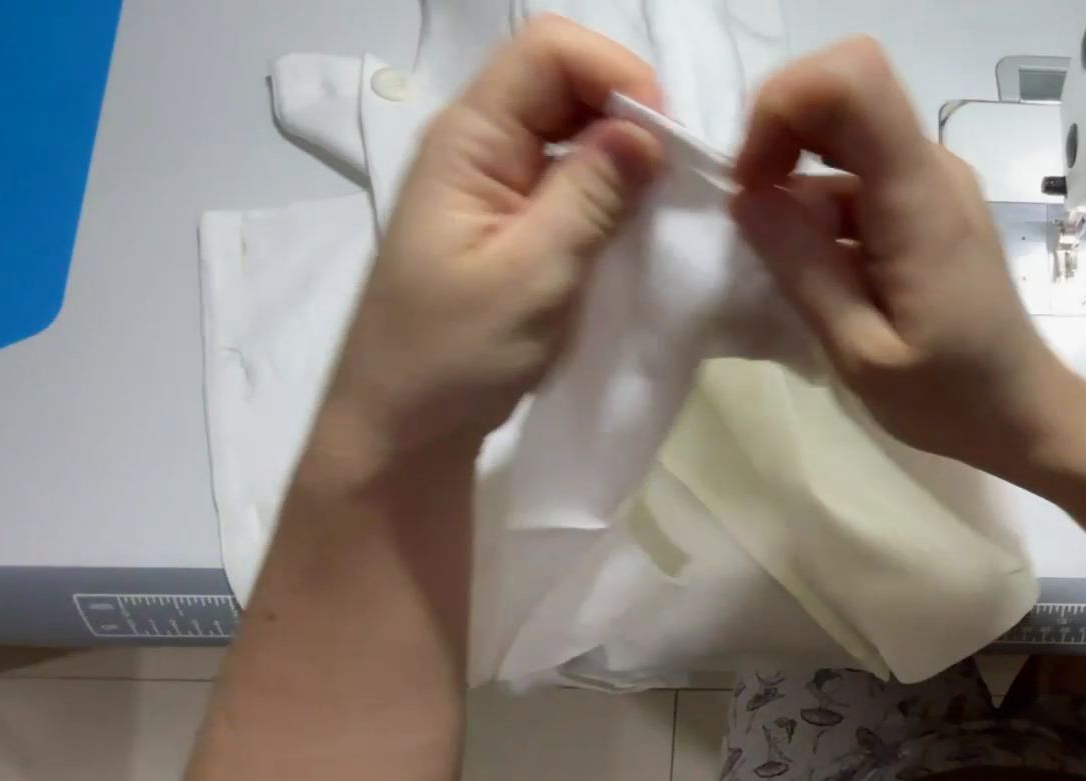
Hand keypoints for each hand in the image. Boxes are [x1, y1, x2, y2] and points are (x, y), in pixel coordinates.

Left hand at [321, 16, 663, 471]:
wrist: (408, 424)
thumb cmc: (456, 352)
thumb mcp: (532, 274)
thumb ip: (589, 197)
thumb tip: (646, 133)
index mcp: (470, 141)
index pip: (548, 53)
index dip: (617, 78)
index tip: (666, 147)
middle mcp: (482, 149)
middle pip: (563, 86)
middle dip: (629, 117)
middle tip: (676, 182)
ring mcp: (497, 190)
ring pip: (572, 138)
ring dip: (625, 162)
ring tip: (664, 209)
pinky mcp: (514, 230)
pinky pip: (570, 188)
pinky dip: (611, 199)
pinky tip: (636, 233)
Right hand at [731, 38, 1083, 477]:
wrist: (1024, 415)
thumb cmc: (950, 399)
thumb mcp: (863, 354)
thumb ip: (804, 272)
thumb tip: (747, 200)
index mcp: (920, 199)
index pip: (851, 80)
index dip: (782, 108)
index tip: (752, 187)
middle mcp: (933, 173)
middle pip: (844, 99)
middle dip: (779, 146)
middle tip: (755, 229)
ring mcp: (936, 190)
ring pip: (847, 147)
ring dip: (799, 194)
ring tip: (785, 274)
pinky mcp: (932, 215)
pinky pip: (863, 185)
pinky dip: (824, 217)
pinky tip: (820, 279)